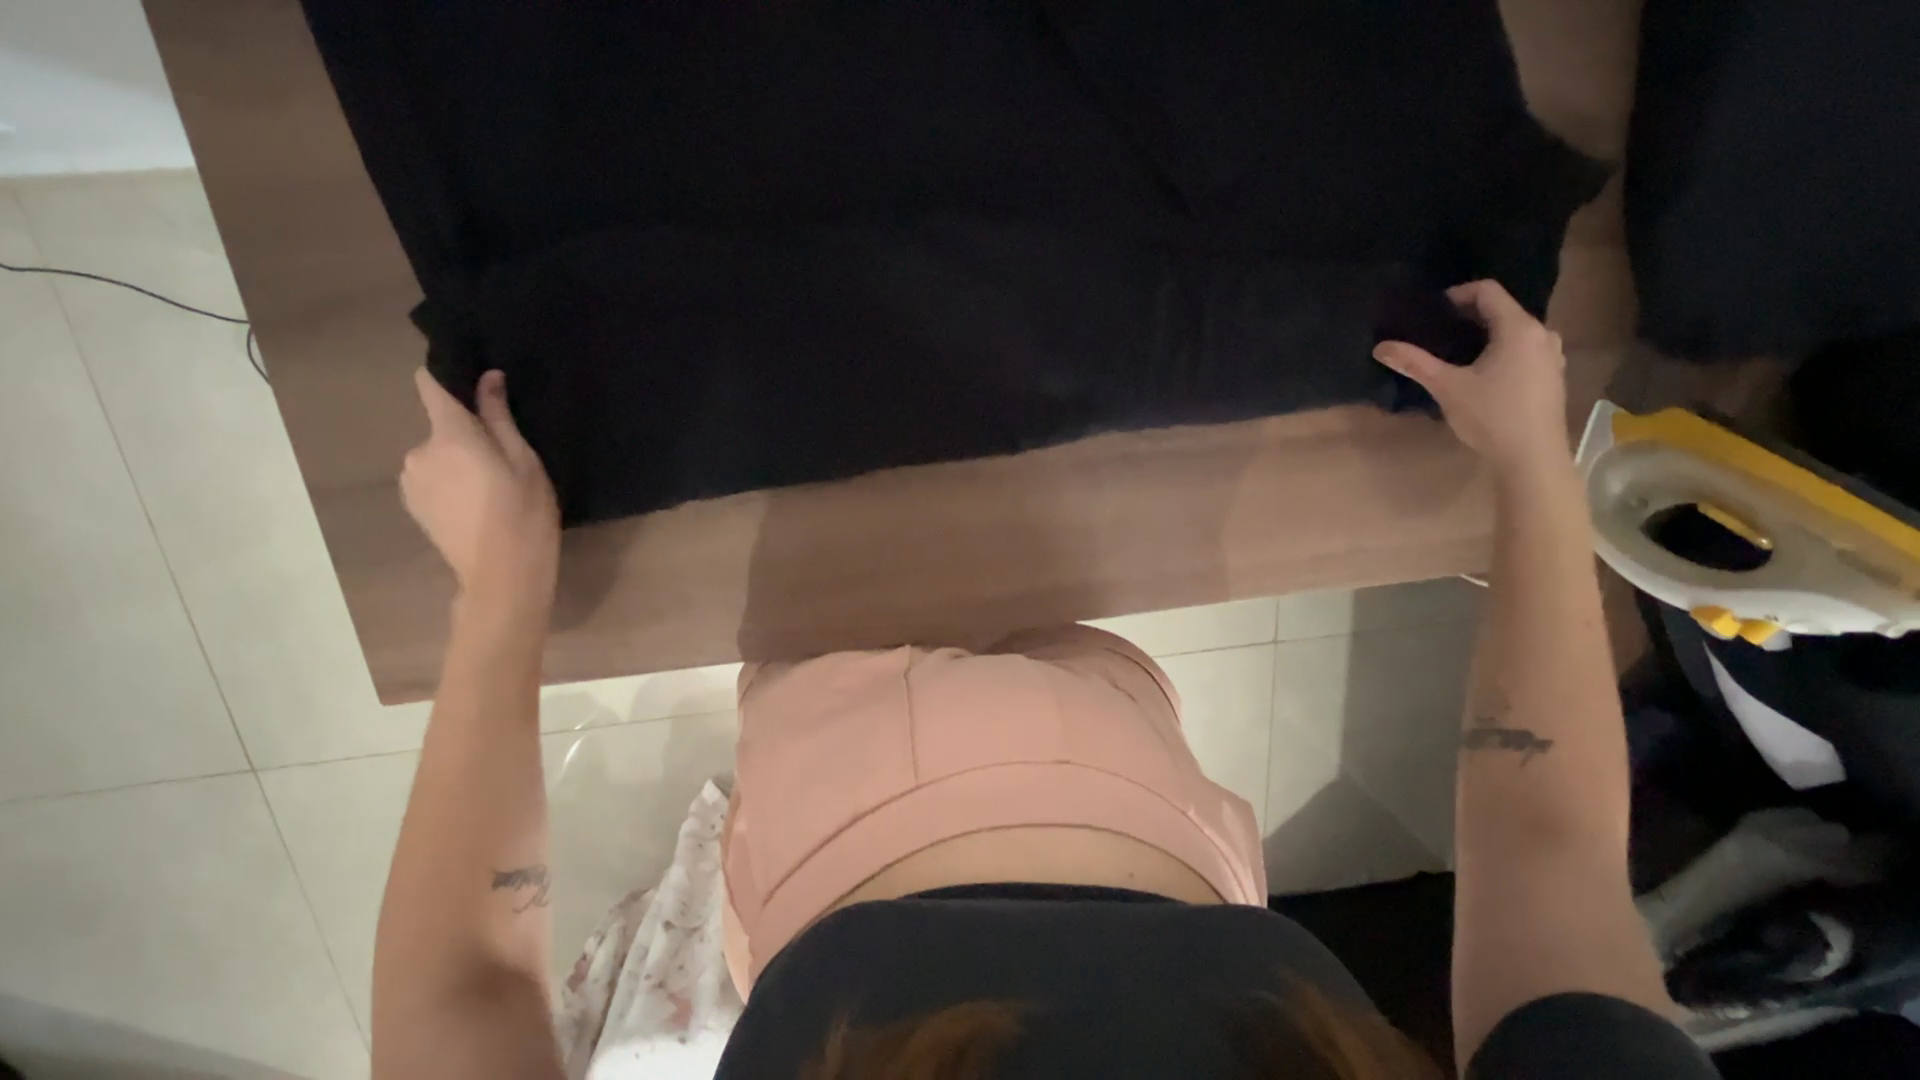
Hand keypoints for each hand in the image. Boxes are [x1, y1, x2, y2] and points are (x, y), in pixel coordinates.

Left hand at [401, 368, 559, 609]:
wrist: (502, 574)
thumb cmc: (523, 513)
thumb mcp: (524, 461)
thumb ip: (499, 417)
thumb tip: (488, 378)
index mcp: (450, 435)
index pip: (430, 386)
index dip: (446, 377)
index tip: (469, 380)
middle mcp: (419, 451)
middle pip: (441, 427)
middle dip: (465, 435)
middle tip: (501, 460)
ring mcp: (410, 480)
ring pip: (436, 456)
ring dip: (456, 462)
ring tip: (490, 489)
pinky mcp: (412, 504)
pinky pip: (430, 479)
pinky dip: (449, 484)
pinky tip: (474, 506)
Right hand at [1373, 280, 1569, 479]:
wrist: (1532, 456)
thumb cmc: (1491, 416)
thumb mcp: (1447, 387)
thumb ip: (1415, 363)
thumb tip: (1381, 347)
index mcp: (1518, 328)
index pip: (1488, 291)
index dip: (1458, 293)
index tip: (1433, 309)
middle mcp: (1542, 333)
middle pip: (1503, 310)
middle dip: (1470, 316)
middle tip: (1439, 331)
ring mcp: (1552, 355)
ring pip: (1515, 331)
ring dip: (1487, 334)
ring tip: (1459, 352)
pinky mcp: (1553, 375)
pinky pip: (1525, 349)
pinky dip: (1502, 350)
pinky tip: (1483, 373)